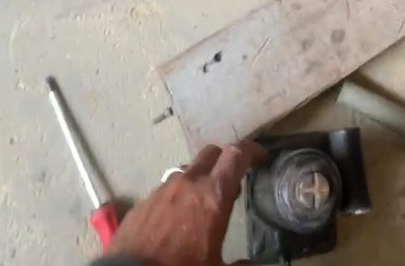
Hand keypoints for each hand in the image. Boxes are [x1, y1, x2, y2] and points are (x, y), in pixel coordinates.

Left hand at [108, 141, 266, 265]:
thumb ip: (240, 265)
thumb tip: (254, 265)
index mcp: (214, 195)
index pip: (238, 155)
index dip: (253, 151)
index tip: (261, 156)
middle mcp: (189, 183)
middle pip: (212, 152)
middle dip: (225, 159)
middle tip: (232, 178)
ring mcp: (163, 189)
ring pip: (188, 169)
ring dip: (200, 177)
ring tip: (202, 200)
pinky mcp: (143, 202)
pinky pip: (166, 188)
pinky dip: (178, 194)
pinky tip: (176, 215)